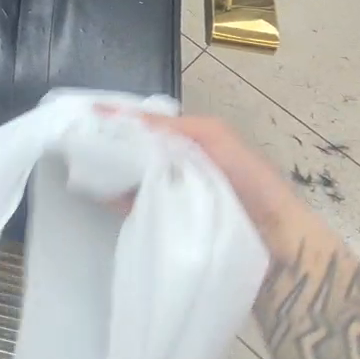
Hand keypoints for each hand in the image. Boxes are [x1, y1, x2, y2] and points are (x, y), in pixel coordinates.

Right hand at [91, 106, 314, 250]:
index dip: (121, 119)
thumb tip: (122, 118)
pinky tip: (100, 191)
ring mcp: (173, 197)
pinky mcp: (168, 225)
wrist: (279, 245)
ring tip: (83, 161)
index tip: (89, 114)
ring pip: (134, 177)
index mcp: (192, 144)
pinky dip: (119, 198)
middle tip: (80, 138)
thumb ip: (171, 126)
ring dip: (112, 169)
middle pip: (137, 151)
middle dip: (111, 143)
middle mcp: (180, 167)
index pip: (148, 126)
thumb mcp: (214, 138)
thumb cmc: (251, 183)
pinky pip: (137, 206)